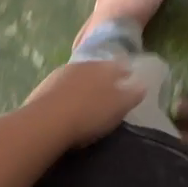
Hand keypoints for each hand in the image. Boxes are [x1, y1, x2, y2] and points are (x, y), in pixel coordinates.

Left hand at [21, 59, 152, 146]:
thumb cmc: (89, 115)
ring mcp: (62, 73)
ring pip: (79, 75)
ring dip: (83, 84)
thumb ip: (132, 94)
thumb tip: (142, 84)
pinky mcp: (44, 86)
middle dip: (104, 78)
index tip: (129, 81)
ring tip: (86, 100)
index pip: (120, 66)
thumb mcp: (119, 107)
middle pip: (98, 68)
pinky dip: (67, 93)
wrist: (46, 121)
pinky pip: (62, 87)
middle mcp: (84, 65)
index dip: (126, 73)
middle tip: (108, 92)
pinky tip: (66, 105)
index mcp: (105, 68)